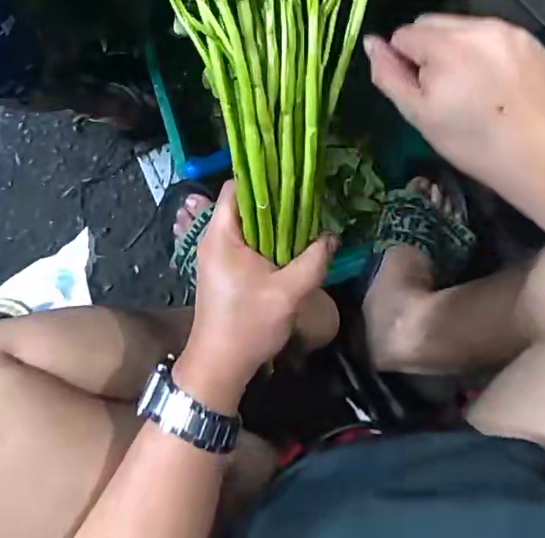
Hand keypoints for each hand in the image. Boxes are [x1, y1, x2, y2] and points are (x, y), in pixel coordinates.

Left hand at [174, 183, 333, 410]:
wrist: (218, 366)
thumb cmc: (248, 325)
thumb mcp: (288, 293)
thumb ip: (313, 261)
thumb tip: (331, 236)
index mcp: (221, 233)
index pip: (235, 186)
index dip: (262, 178)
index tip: (290, 180)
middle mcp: (213, 237)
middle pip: (241, 204)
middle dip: (271, 202)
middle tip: (303, 201)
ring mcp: (215, 253)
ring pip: (243, 224)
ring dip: (269, 223)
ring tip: (299, 222)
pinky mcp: (220, 268)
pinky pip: (241, 241)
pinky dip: (262, 239)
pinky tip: (285, 248)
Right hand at [364, 15, 544, 209]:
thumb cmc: (473, 143)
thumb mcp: (419, 115)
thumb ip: (389, 74)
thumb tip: (370, 42)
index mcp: (445, 45)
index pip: (402, 35)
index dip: (406, 64)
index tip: (426, 94)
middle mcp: (475, 27)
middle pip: (428, 23)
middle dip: (427, 50)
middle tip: (446, 90)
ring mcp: (506, 30)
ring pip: (458, 26)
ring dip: (453, 47)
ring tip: (472, 86)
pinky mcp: (528, 39)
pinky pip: (487, 33)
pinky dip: (481, 50)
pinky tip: (494, 82)